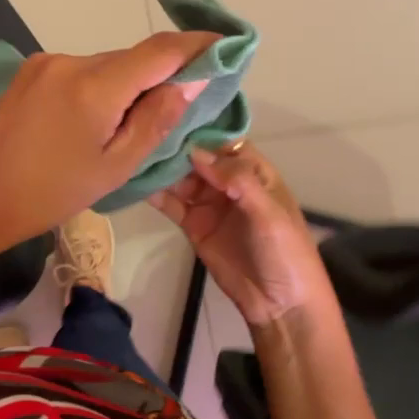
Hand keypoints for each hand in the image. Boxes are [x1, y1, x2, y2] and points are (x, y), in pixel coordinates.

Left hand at [0, 31, 218, 259]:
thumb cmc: (52, 193)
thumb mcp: (116, 166)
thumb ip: (157, 119)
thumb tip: (193, 79)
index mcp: (94, 86)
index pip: (159, 50)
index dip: (196, 45)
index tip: (225, 45)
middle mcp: (70, 61)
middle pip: (131, 59)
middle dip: (158, 76)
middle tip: (177, 107)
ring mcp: (46, 62)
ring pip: (105, 65)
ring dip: (124, 85)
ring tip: (124, 127)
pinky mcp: (30, 70)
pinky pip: (80, 70)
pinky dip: (98, 87)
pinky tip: (91, 121)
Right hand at [149, 145, 334, 326]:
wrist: (281, 305)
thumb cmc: (286, 252)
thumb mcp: (268, 212)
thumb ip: (236, 180)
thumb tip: (196, 152)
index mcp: (254, 172)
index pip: (224, 141)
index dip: (201, 128)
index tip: (172, 113)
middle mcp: (228, 182)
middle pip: (197, 156)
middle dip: (174, 145)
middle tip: (142, 129)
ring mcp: (209, 203)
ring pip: (180, 177)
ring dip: (160, 166)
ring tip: (132, 151)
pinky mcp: (193, 225)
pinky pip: (171, 203)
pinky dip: (154, 192)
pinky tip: (134, 180)